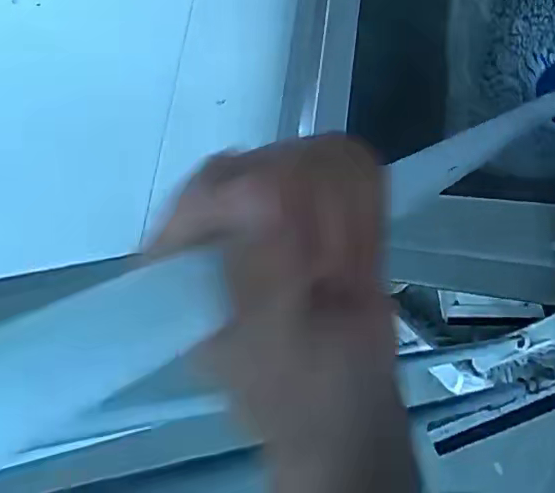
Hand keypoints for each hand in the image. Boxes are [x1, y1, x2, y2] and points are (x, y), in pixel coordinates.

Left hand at [151, 137, 416, 492]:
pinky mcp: (325, 192)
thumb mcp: (276, 344)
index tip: (307, 249)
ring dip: (350, 215)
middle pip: (278, 159)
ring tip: (343, 269)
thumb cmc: (302, 388)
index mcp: (184, 255)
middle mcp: (225, 216)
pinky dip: (370, 204)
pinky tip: (361, 250)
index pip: (213, 184)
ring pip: (324, 153)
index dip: (267, 201)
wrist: (351, 401)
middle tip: (329, 275)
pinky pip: (356, 161)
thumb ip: (266, 271)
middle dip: (321, 216)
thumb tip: (262, 192)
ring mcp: (278, 199)